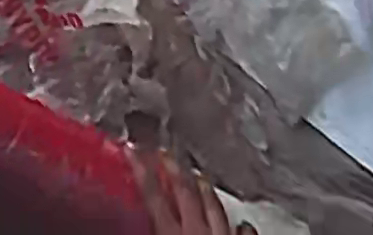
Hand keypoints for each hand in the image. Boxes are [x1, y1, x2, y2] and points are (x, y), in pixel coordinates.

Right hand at [130, 146, 249, 234]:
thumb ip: (147, 230)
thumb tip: (129, 223)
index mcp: (173, 233)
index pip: (152, 194)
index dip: (140, 169)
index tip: (130, 147)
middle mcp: (197, 230)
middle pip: (184, 190)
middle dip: (173, 167)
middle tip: (164, 150)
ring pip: (214, 206)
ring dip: (206, 189)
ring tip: (200, 174)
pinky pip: (242, 233)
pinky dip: (242, 227)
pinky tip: (243, 223)